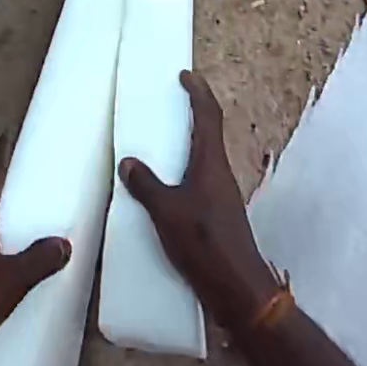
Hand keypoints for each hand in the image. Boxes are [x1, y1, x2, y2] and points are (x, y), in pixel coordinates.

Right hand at [120, 70, 279, 331]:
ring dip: (190, 141)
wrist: (238, 290)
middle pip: (210, 132)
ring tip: (165, 138)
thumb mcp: (166, 211)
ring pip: (206, 156)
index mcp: (211, 162)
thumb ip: (146, 185)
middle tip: (173, 101)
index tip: (186, 75)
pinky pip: (201, 177)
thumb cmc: (204, 242)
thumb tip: (128, 161)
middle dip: (195, 112)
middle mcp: (220, 173)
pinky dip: (186, 167)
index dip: (198, 92)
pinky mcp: (218, 214)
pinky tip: (169, 182)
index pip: (209, 116)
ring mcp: (222, 194)